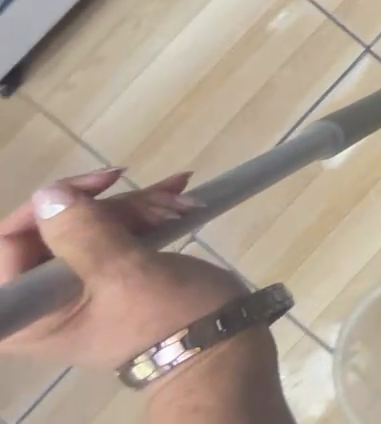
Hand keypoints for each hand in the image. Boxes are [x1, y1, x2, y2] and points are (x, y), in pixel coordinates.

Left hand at [0, 169, 246, 372]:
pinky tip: (181, 199)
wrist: (219, 341)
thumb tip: (50, 194)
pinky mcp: (113, 273)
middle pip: (60, 228)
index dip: (54, 204)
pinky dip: (151, 212)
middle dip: (118, 206)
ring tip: (185, 205)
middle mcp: (40, 296)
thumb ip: (85, 235)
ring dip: (143, 207)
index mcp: (23, 309)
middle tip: (168, 203)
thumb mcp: (128, 275)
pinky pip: (119, 232)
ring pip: (96, 224)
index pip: (10, 241)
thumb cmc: (169, 317)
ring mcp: (79, 283)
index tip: (111, 180)